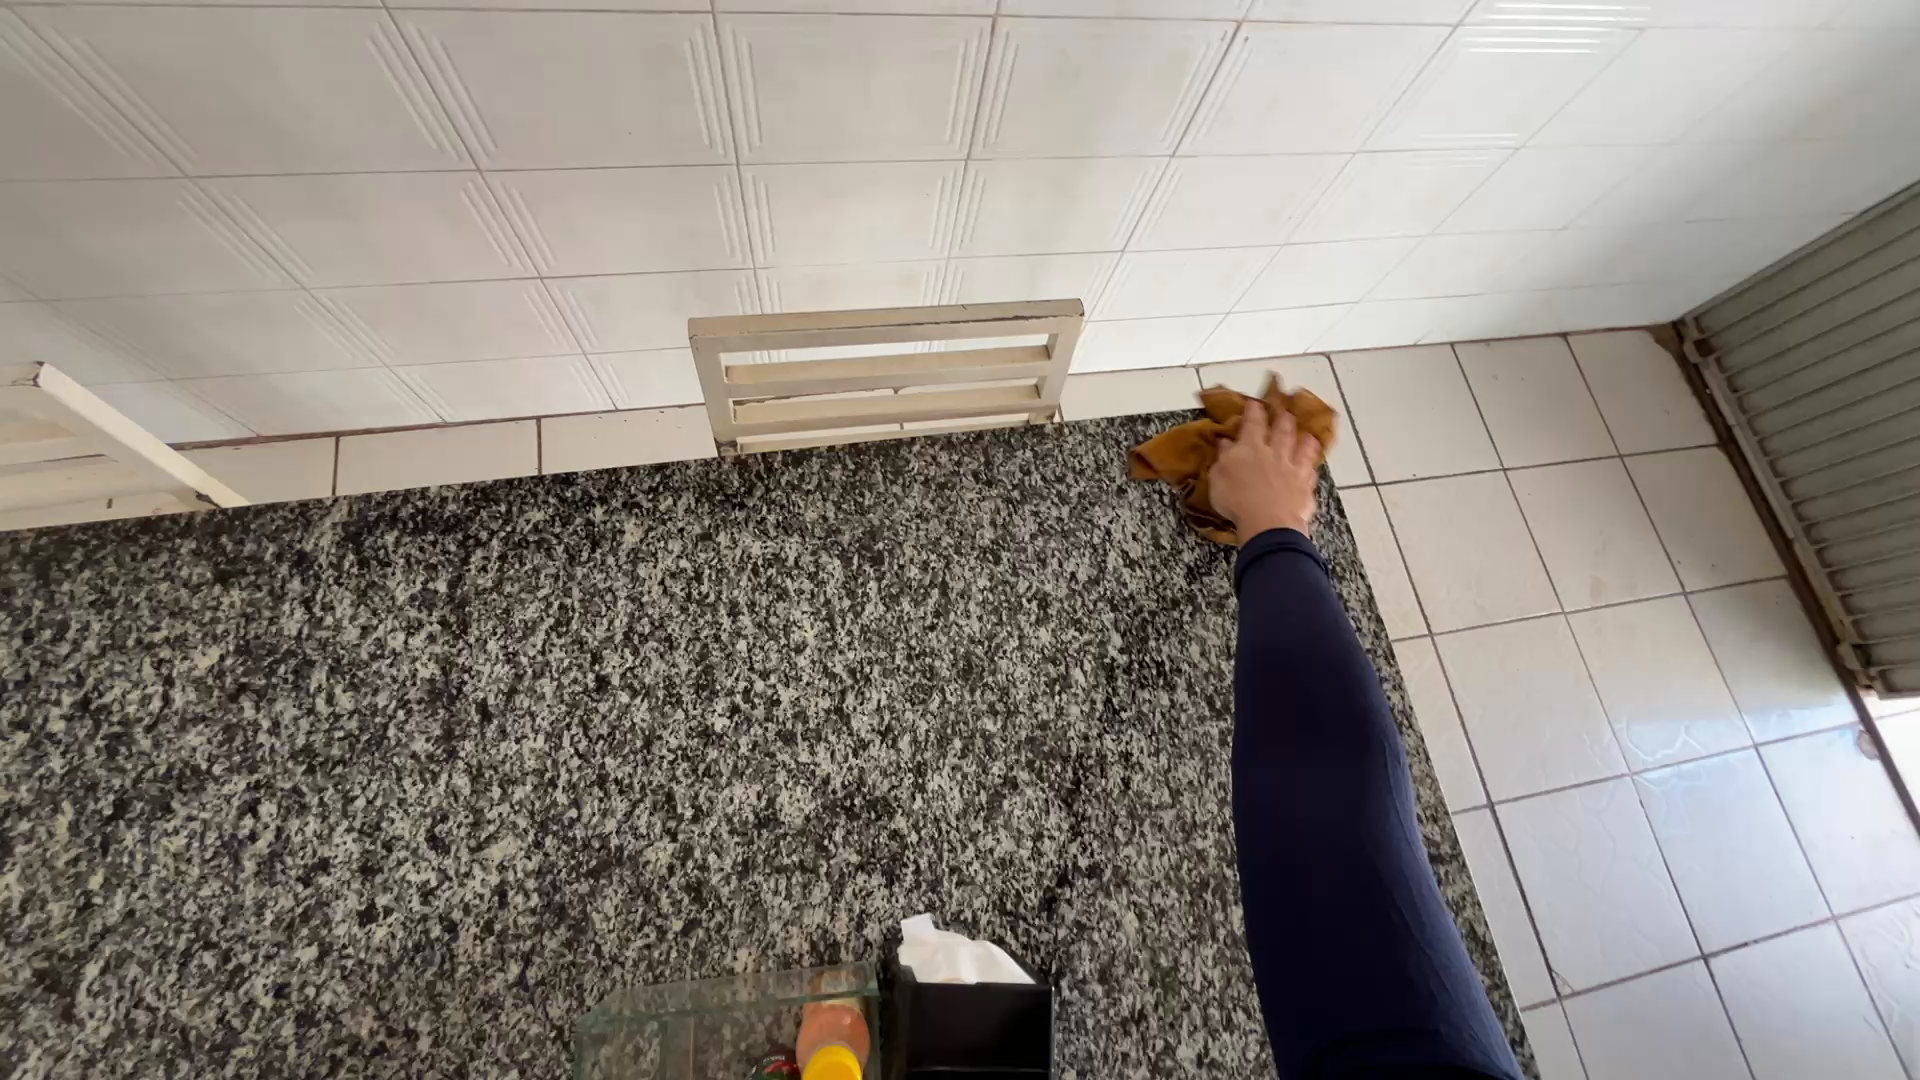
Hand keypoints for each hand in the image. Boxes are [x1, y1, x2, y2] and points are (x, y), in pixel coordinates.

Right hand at [1209, 400, 1318, 543]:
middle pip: (1282, 430)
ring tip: (1307, 433)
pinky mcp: (1304, 486)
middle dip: (1282, 417)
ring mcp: (1293, 468)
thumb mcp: (1218, 477)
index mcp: (1250, 448)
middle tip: (1285, 409)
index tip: (1254, 403)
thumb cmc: (1235, 499)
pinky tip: (1313, 464)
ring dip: (1304, 438)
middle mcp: (1274, 453)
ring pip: (1302, 447)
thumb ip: (1223, 458)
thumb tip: (1225, 442)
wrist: (1267, 521)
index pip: (1253, 423)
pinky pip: (1311, 470)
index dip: (1254, 411)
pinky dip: (1312, 464)